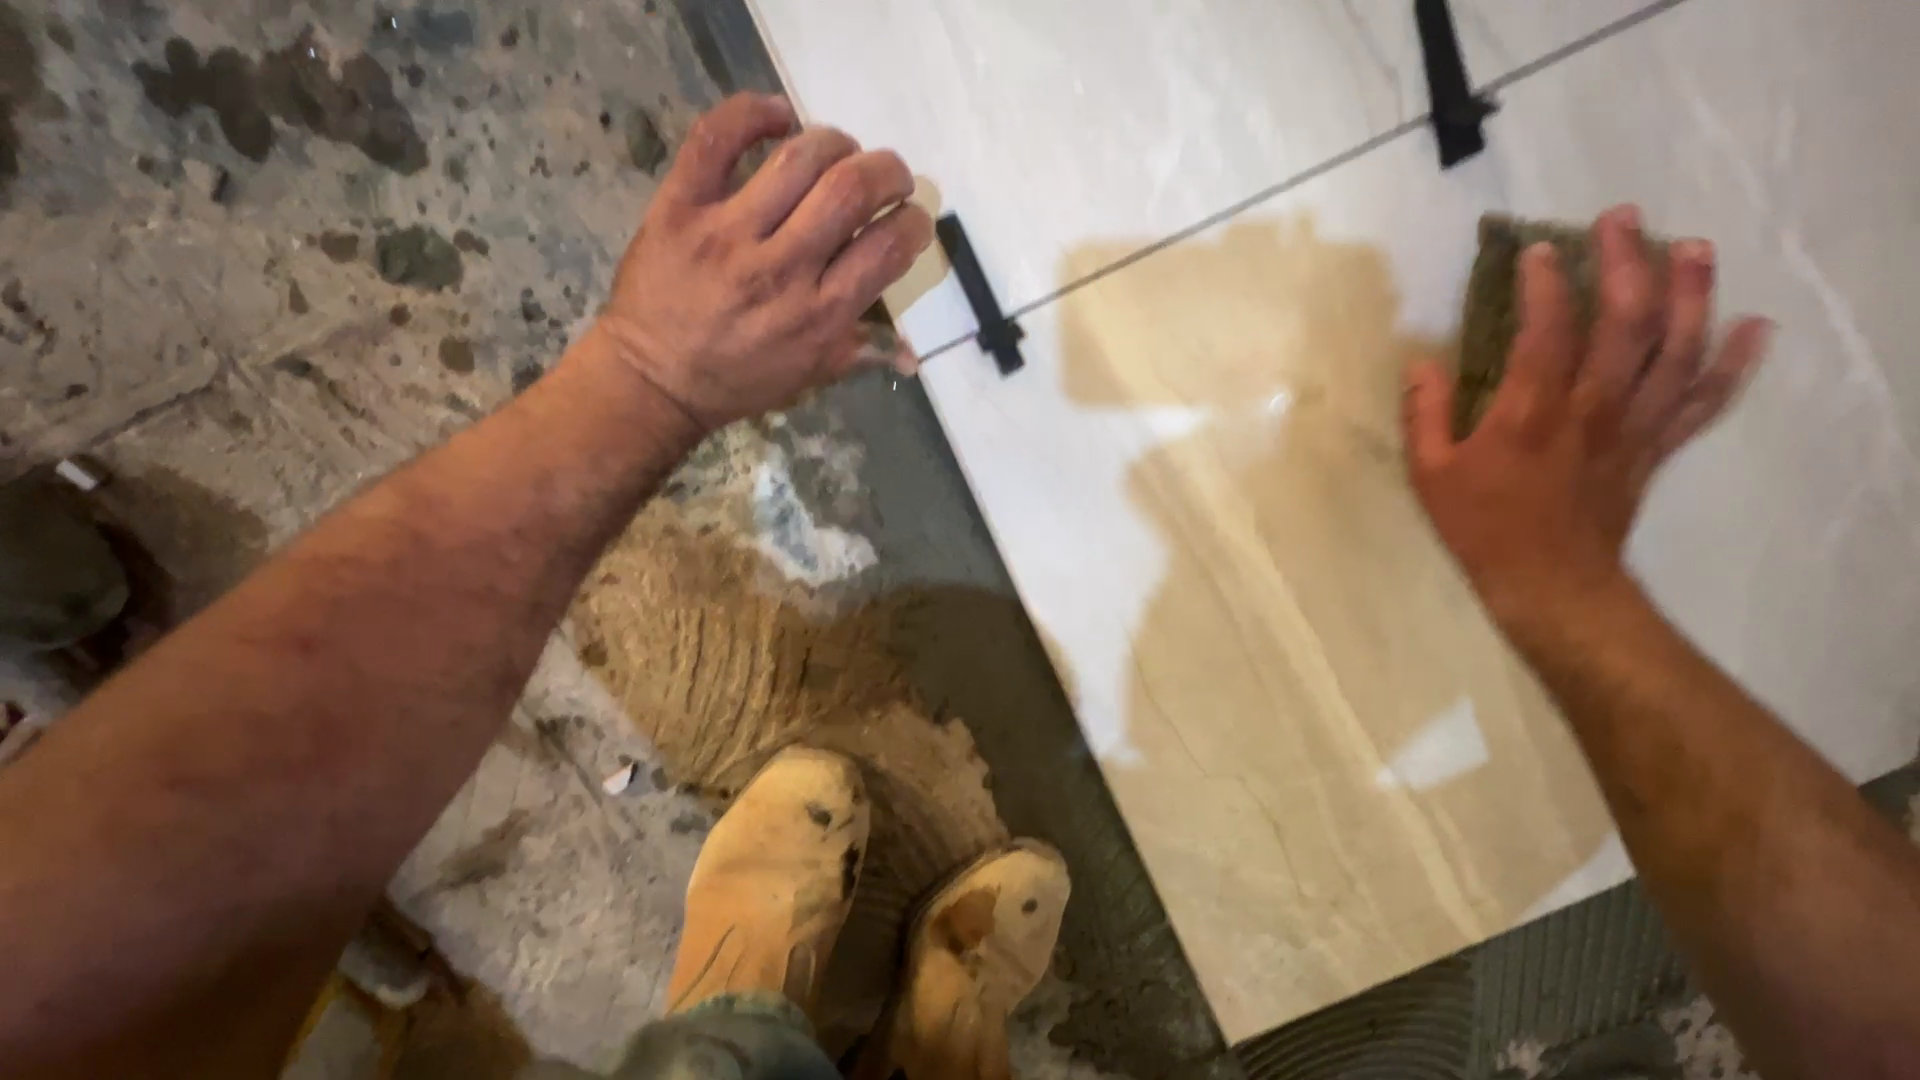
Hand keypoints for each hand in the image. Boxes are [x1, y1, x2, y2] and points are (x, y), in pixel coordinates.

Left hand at [594, 94, 933, 430]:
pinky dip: (753, 113)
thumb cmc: (739, 380)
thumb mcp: (809, 375)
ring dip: (836, 142)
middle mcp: (782, 268)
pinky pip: (717, 138)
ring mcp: (728, 232)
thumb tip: (911, 356)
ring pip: (798, 158)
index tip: (911, 219)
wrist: (653, 380)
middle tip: (890, 177)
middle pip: (851, 190)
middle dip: (887, 173)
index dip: (913, 223)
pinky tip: (780, 116)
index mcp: (819, 314)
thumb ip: (861, 353)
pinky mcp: (681, 206)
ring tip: (842, 152)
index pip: (886, 248)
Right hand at [1403, 205, 1773, 632]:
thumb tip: (1421, 364)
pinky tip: (1753, 326)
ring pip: (1676, 349)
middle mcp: (1592, 406)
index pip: (1548, 329)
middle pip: (1625, 322)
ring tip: (1692, 247)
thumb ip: (1426, 414)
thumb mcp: (1429, 473)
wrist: (1548, 581)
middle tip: (1622, 218)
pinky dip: (1734, 364)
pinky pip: (1705, 400)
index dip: (1546, 283)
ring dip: (1690, 293)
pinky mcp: (1656, 446)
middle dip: (1628, 261)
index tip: (1539, 250)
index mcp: (1531, 411)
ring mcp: (1634, 425)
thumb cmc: (1481, 525)